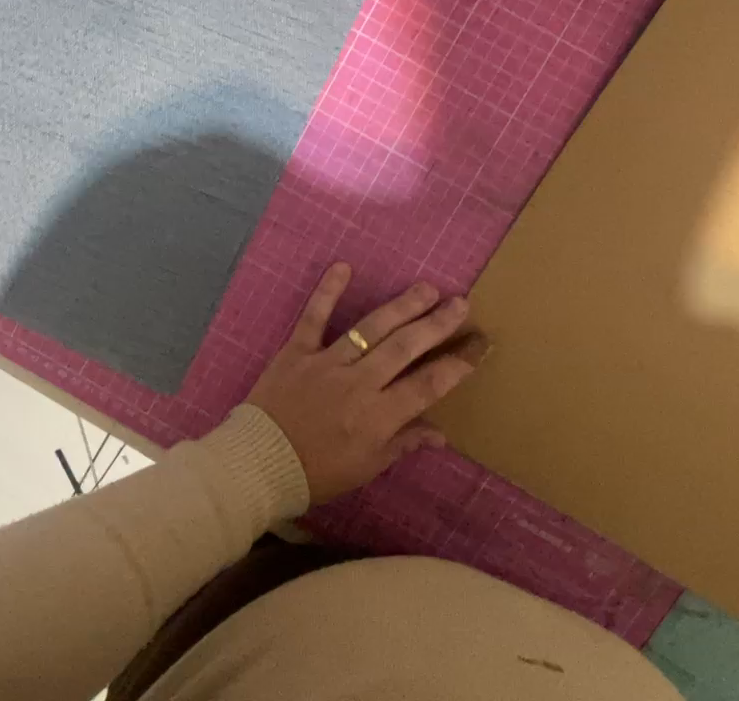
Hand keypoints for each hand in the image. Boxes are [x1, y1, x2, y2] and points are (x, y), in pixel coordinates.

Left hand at [244, 263, 487, 504]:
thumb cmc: (317, 472)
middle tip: (461, 303)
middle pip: (405, 348)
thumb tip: (441, 433)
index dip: (458, 363)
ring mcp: (327, 363)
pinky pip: (314, 317)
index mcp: (378, 417)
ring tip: (426, 288)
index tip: (480, 343)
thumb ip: (403, 444)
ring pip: (370, 329)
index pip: (428, 385)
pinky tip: (343, 266)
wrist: (259, 464)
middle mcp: (359, 384)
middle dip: (436, 324)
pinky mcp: (297, 351)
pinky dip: (327, 291)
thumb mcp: (366, 468)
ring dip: (401, 306)